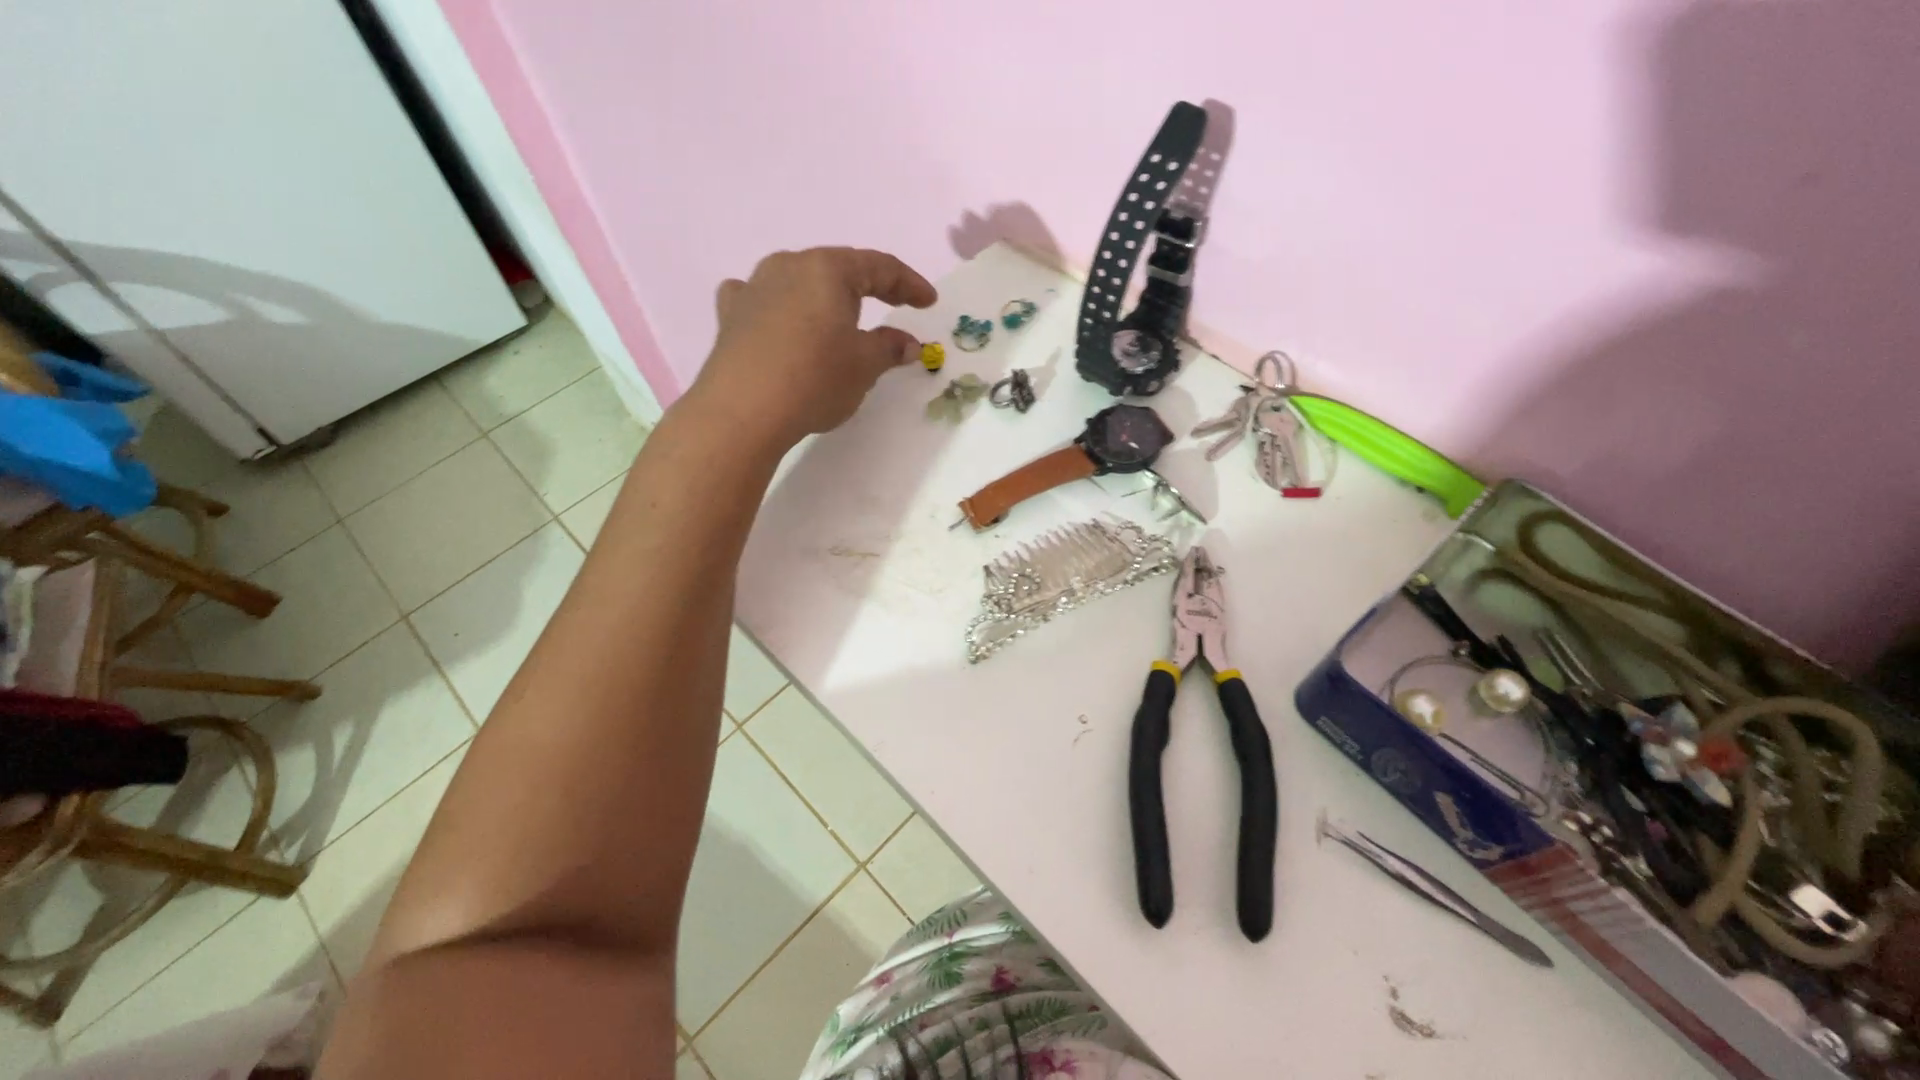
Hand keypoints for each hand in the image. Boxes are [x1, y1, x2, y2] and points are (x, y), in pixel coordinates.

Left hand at [687, 246, 937, 447]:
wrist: (742, 412)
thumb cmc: (814, 380)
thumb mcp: (864, 366)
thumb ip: (889, 347)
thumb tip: (907, 343)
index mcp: (827, 269)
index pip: (879, 267)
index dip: (908, 283)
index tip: (928, 302)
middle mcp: (788, 267)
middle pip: (836, 269)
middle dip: (867, 286)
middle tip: (893, 303)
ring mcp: (753, 288)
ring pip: (797, 280)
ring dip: (822, 295)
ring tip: (838, 313)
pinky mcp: (730, 316)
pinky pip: (760, 299)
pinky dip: (777, 306)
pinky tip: (776, 316)